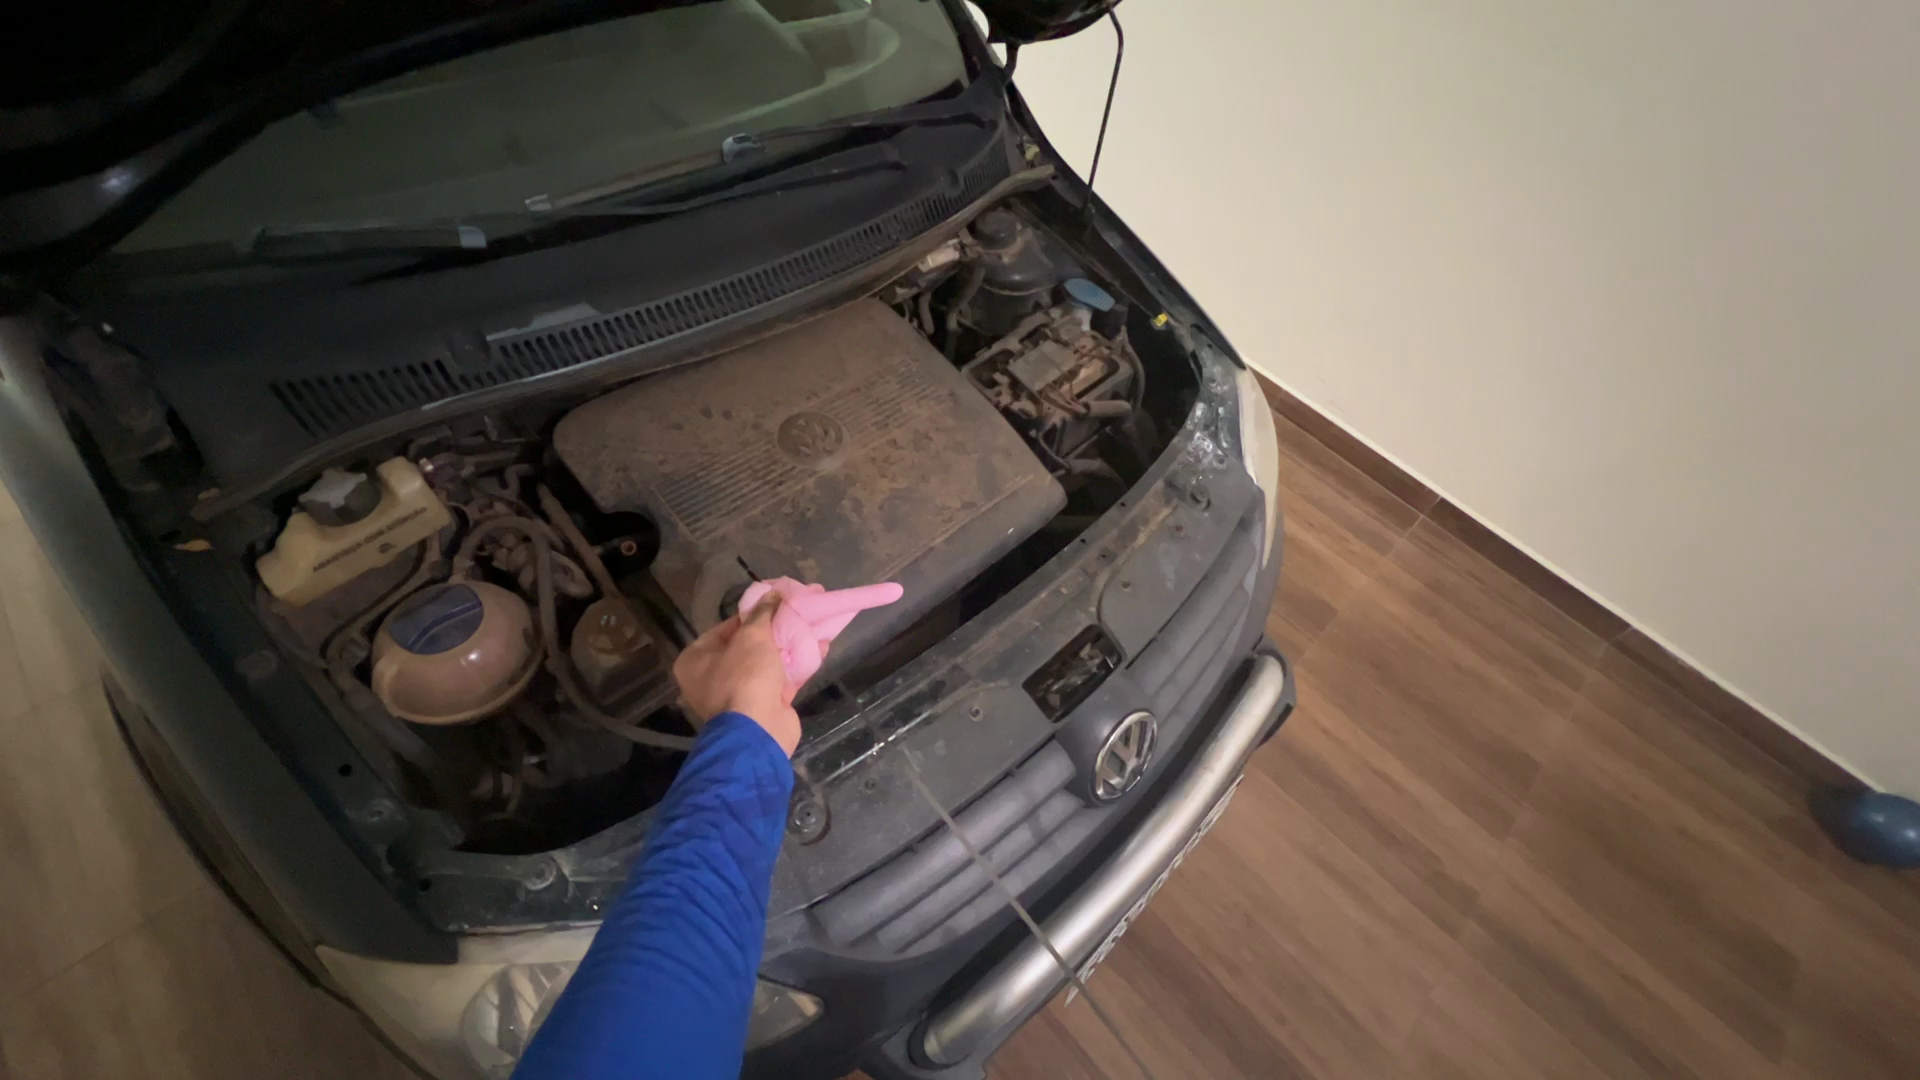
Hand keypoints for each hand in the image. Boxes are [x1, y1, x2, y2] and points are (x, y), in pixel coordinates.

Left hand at [672, 595, 800, 755]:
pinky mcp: (763, 706)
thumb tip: (772, 593)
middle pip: (746, 647)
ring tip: (811, 626)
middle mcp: (711, 679)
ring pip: (766, 663)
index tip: (774, 603)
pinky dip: (797, 665)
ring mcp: (738, 695)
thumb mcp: (752, 637)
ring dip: (789, 646)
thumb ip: (762, 613)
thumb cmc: (744, 677)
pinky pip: (781, 679)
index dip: (750, 614)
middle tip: (794, 613)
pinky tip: (818, 648)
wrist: (759, 730)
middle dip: (773, 630)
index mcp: (695, 661)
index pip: (723, 629)